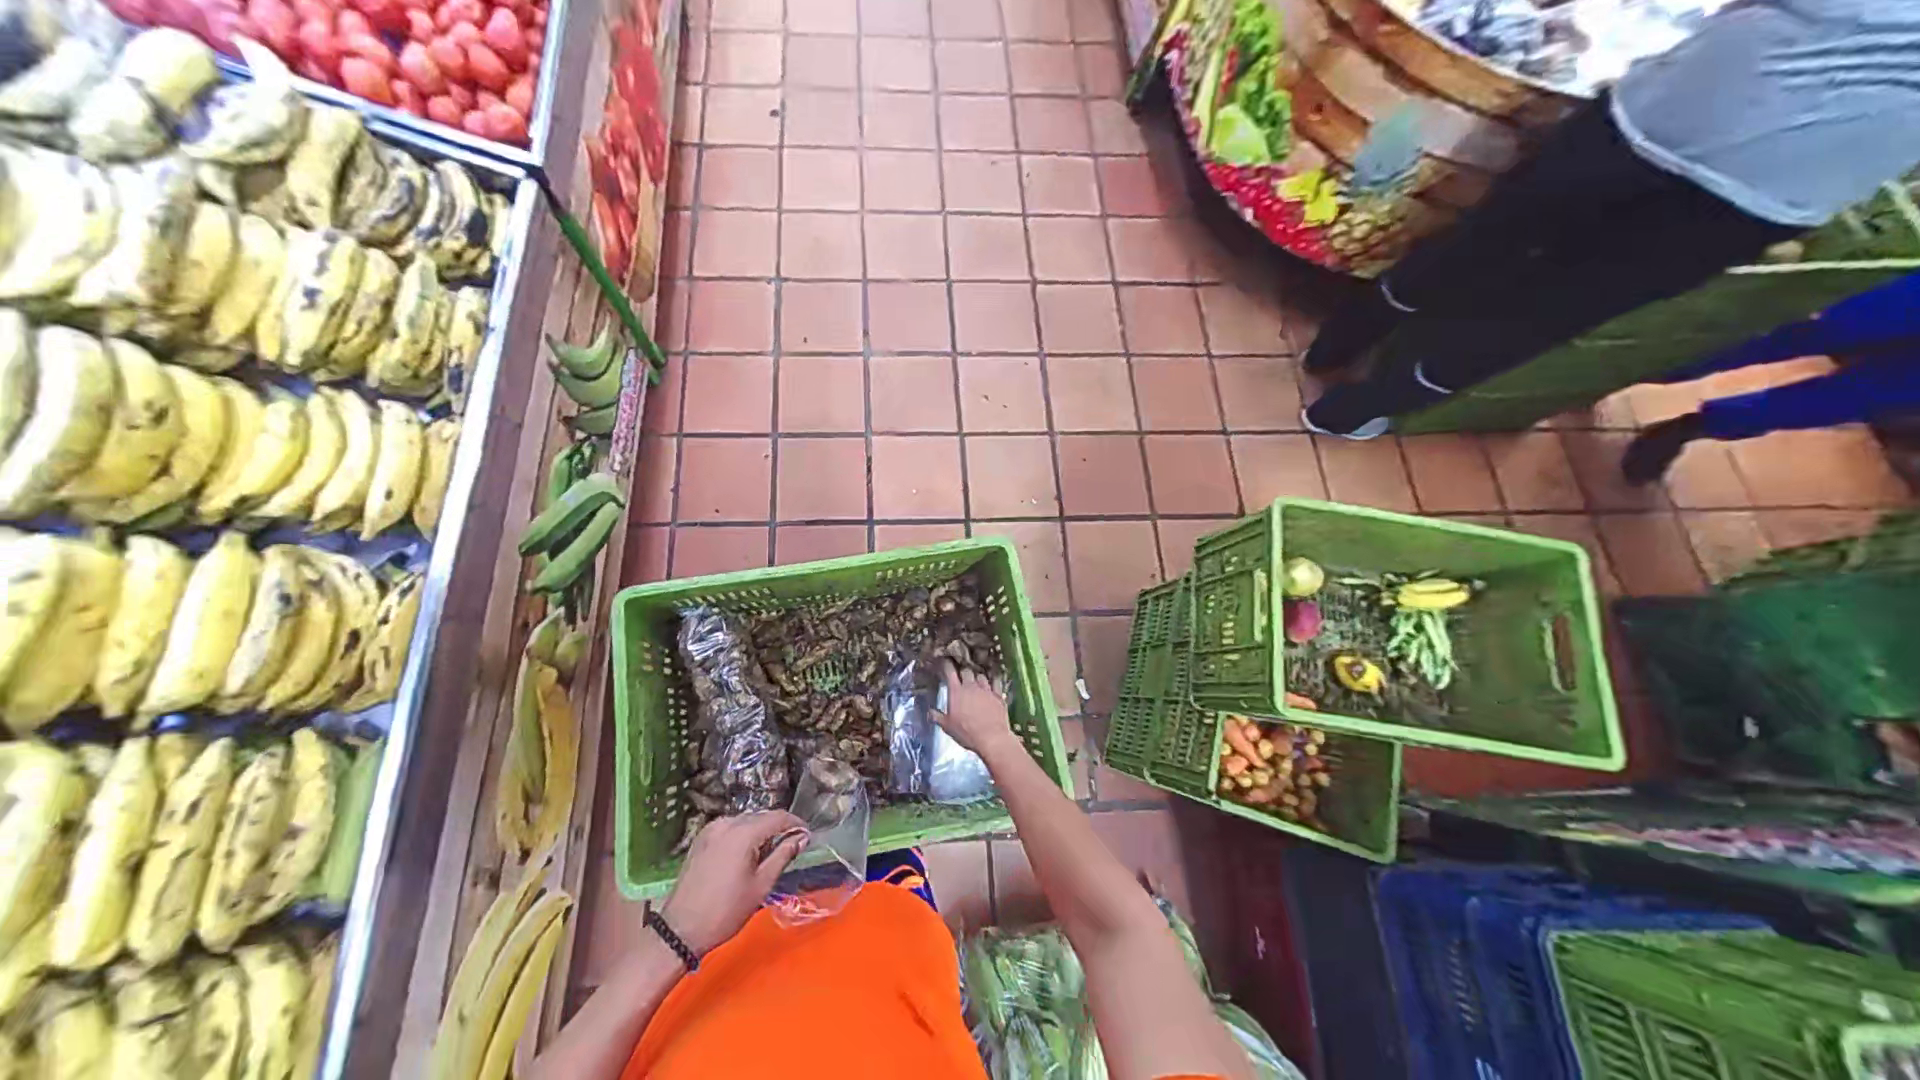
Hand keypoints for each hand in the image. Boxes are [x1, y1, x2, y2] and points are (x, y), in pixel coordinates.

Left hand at [658, 811, 807, 954]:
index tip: (806, 836)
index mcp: (743, 833)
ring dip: (759, 831)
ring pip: (744, 821)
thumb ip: (783, 856)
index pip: (778, 817)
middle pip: (760, 816)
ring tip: (768, 852)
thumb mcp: (761, 885)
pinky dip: (742, 835)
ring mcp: (710, 830)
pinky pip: (729, 828)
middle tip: (791, 846)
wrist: (680, 930)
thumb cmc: (726, 911)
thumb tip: (801, 838)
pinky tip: (745, 854)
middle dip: (778, 827)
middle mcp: (726, 824)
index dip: (796, 824)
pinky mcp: (700, 840)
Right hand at [934, 659, 1020, 758]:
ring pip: (981, 675)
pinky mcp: (998, 695)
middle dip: (963, 670)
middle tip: (961, 673)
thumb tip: (929, 712)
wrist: (991, 738)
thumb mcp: (947, 726)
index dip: (948, 665)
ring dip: (977, 676)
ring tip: (976, 679)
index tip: (946, 662)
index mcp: (956, 692)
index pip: (950, 672)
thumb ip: (937, 717)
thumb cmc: (966, 732)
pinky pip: (996, 682)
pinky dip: (993, 679)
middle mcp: (971, 687)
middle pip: (967, 671)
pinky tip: (993, 679)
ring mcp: (986, 689)